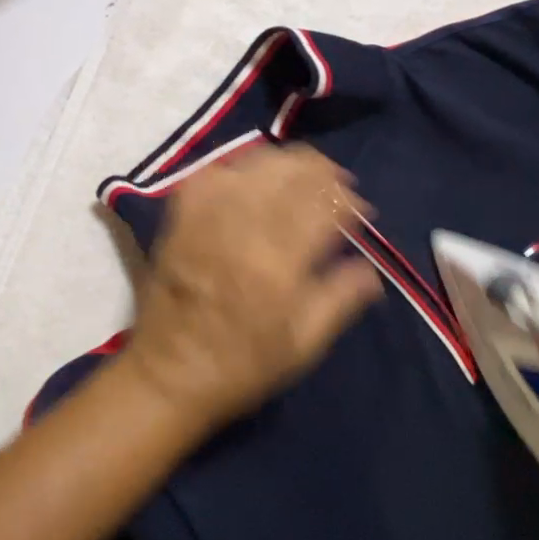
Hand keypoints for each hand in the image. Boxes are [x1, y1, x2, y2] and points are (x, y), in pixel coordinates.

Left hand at [118, 145, 383, 427]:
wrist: (167, 376)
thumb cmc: (242, 366)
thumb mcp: (303, 346)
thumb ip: (340, 300)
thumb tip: (371, 268)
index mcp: (278, 264)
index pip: (323, 206)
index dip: (348, 200)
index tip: (360, 209)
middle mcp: (244, 229)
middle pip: (292, 174)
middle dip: (323, 172)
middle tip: (338, 185)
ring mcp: (208, 218)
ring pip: (255, 165)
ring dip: (287, 163)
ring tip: (303, 175)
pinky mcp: (181, 218)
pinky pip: (213, 174)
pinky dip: (239, 169)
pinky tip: (253, 179)